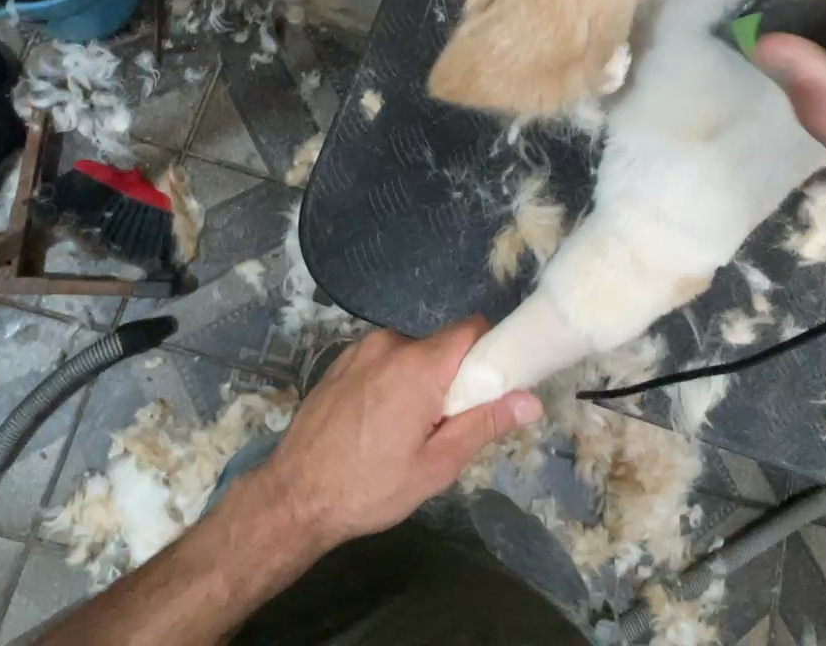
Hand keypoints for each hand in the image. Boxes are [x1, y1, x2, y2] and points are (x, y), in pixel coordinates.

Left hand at [255, 318, 543, 545]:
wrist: (293, 496)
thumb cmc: (370, 486)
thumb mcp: (436, 465)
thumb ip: (484, 424)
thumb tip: (532, 400)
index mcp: (418, 364)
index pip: (472, 330)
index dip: (491, 351)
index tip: (495, 386)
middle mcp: (390, 344)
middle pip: (442, 345)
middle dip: (454, 376)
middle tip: (448, 424)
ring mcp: (360, 350)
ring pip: (412, 353)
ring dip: (422, 380)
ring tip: (409, 429)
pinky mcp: (340, 361)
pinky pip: (385, 360)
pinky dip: (394, 381)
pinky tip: (379, 421)